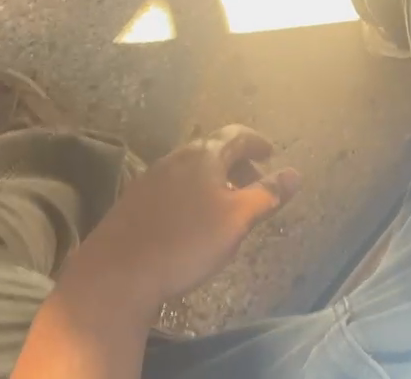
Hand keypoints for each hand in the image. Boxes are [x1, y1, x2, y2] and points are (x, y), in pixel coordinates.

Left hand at [15, 127, 298, 378]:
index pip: (237, 135)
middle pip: (213, 150)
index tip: (270, 153)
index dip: (256, 142)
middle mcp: (176, 158)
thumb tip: (295, 173)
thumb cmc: (185, 242)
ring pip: (191, 170)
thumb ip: (267, 194)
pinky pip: (172, 187)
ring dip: (213, 180)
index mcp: (204, 155)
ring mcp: (150, 179)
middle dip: (236, 163)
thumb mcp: (236, 220)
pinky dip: (191, 194)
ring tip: (224, 206)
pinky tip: (190, 222)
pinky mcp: (132, 203)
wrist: (114, 276)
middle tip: (253, 184)